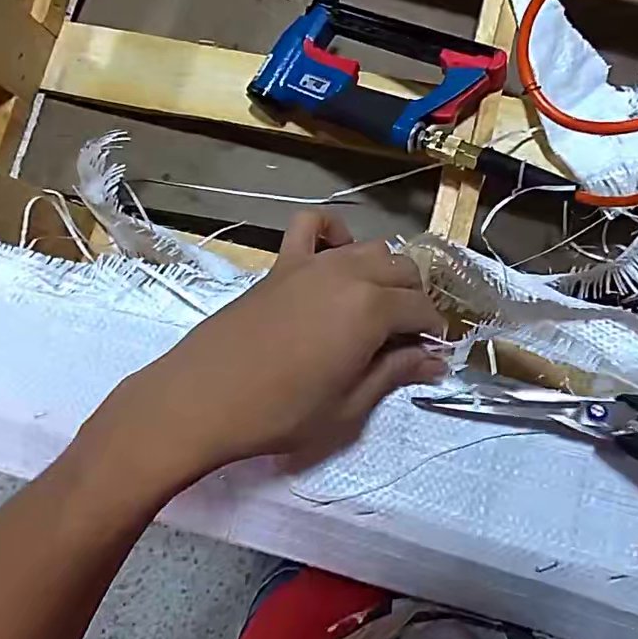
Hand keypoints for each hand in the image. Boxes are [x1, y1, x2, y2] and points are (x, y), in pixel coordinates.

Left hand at [80, 213, 446, 490]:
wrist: (202, 399)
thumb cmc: (280, 412)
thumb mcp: (347, 406)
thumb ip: (394, 374)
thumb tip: (436, 363)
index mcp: (372, 309)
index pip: (422, 309)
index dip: (434, 332)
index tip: (433, 353)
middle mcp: (349, 274)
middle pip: (403, 270)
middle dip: (415, 299)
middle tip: (406, 335)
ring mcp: (312, 263)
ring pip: (370, 247)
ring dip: (385, 270)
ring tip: (379, 303)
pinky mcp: (281, 264)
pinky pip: (311, 226)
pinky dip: (331, 232)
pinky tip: (335, 256)